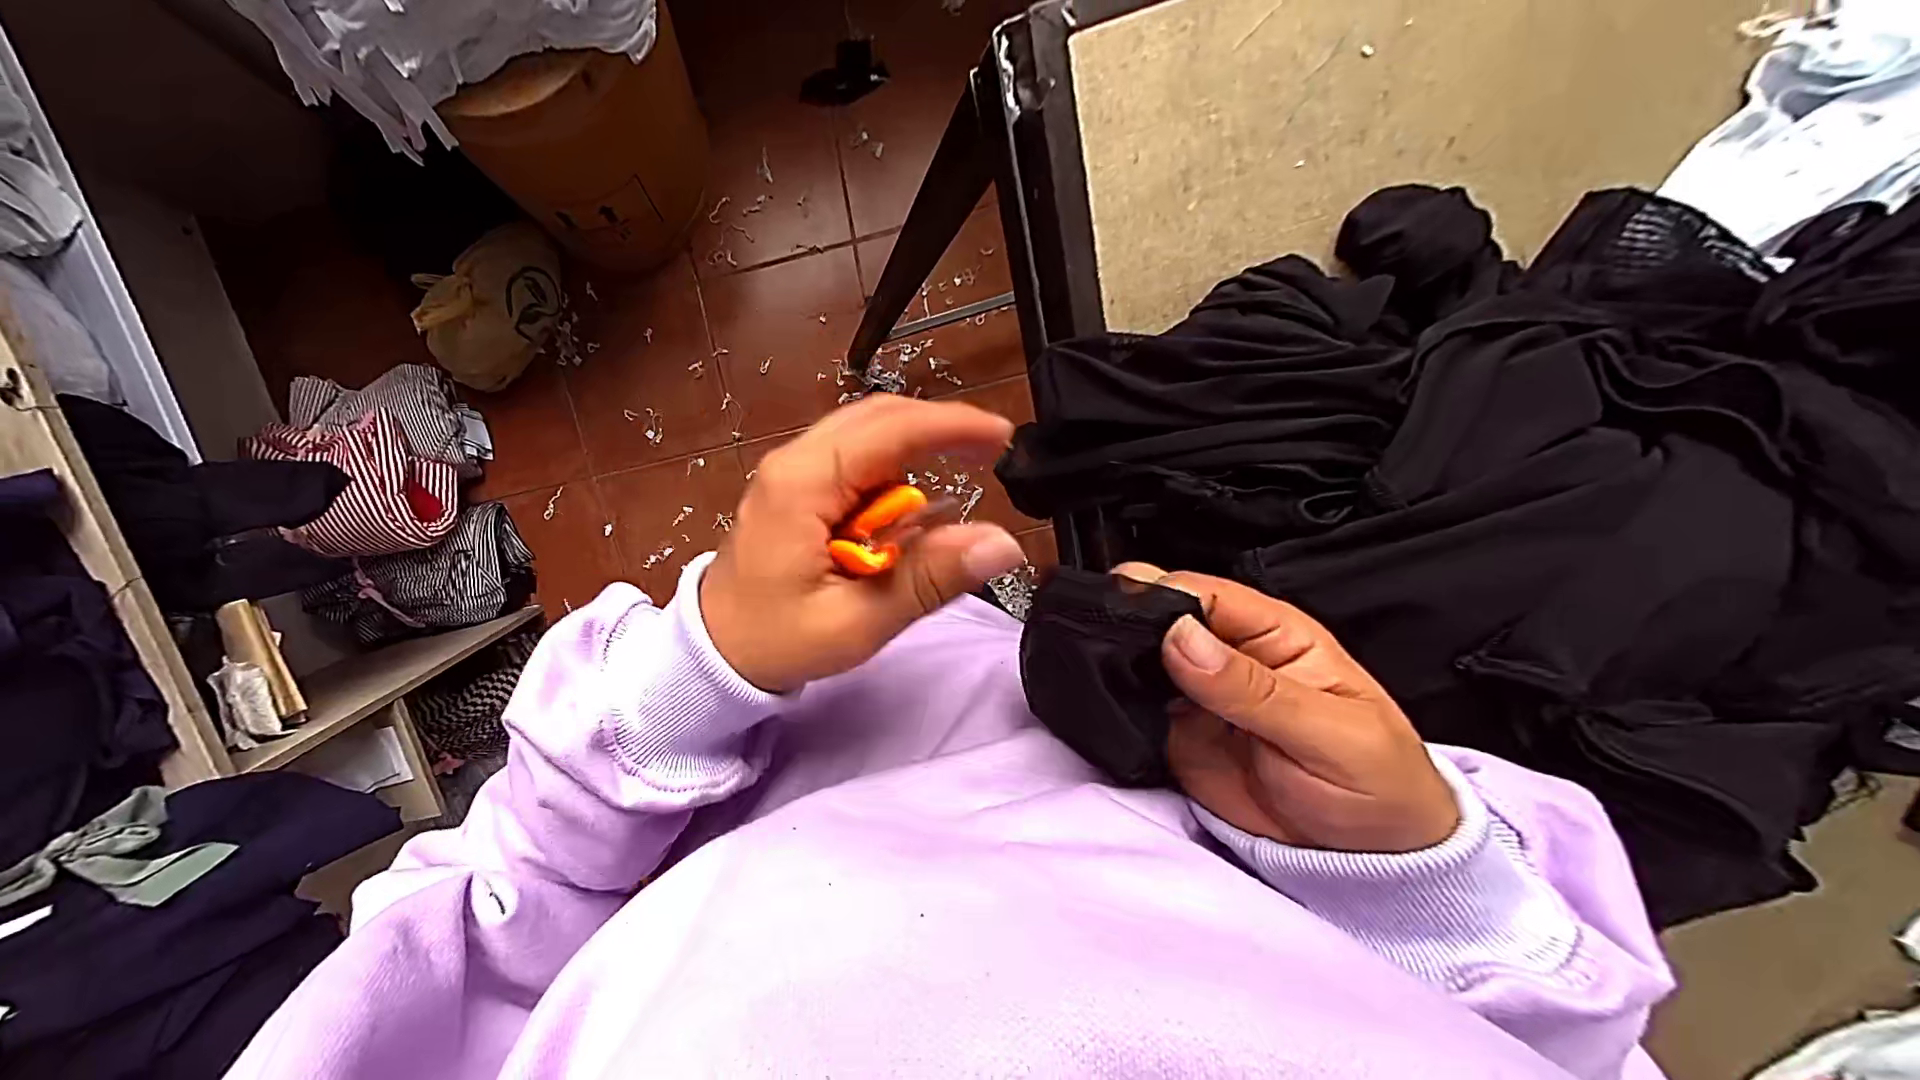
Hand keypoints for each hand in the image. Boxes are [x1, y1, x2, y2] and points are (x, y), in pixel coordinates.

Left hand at [701, 397, 1027, 692]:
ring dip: (915, 453)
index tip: (1001, 436)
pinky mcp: (800, 484)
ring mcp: (795, 470)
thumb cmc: (776, 641)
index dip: (952, 426)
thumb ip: (929, 578)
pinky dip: (893, 472)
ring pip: (870, 433)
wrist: (715, 649)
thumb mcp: (858, 621)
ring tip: (950, 489)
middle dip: (939, 430)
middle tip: (988, 456)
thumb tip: (999, 543)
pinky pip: (857, 457)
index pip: (890, 431)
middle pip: (880, 417)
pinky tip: (904, 510)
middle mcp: (796, 461)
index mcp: (802, 484)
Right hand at [1113, 563, 1459, 852]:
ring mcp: (1196, 695)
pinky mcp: (1176, 732)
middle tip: (1101, 642)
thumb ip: (1254, 687)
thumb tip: (1182, 636)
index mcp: (1273, 634)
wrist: (1368, 862)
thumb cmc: (1378, 786)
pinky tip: (1106, 707)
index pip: (1206, 595)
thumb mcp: (1330, 736)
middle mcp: (1228, 656)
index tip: (1126, 613)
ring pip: (1140, 661)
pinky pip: (1134, 708)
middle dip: (1130, 624)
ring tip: (1097, 674)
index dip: (1163, 595)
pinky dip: (1116, 705)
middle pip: (1162, 619)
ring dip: (1117, 664)